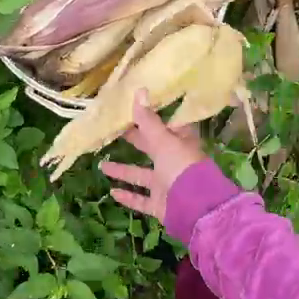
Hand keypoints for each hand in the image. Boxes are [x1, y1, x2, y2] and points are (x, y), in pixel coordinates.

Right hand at [99, 90, 207, 223]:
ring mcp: (167, 185)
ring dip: (122, 171)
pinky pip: (141, 199)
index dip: (149, 118)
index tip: (132, 110)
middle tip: (113, 132)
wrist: (196, 208)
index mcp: (179, 144)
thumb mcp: (163, 141)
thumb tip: (140, 90)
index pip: (164, 127)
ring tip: (102, 166)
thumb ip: (148, 120)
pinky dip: (128, 197)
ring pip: (141, 176)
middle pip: (150, 149)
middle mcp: (173, 163)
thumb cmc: (181, 168)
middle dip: (133, 142)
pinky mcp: (160, 204)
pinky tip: (112, 192)